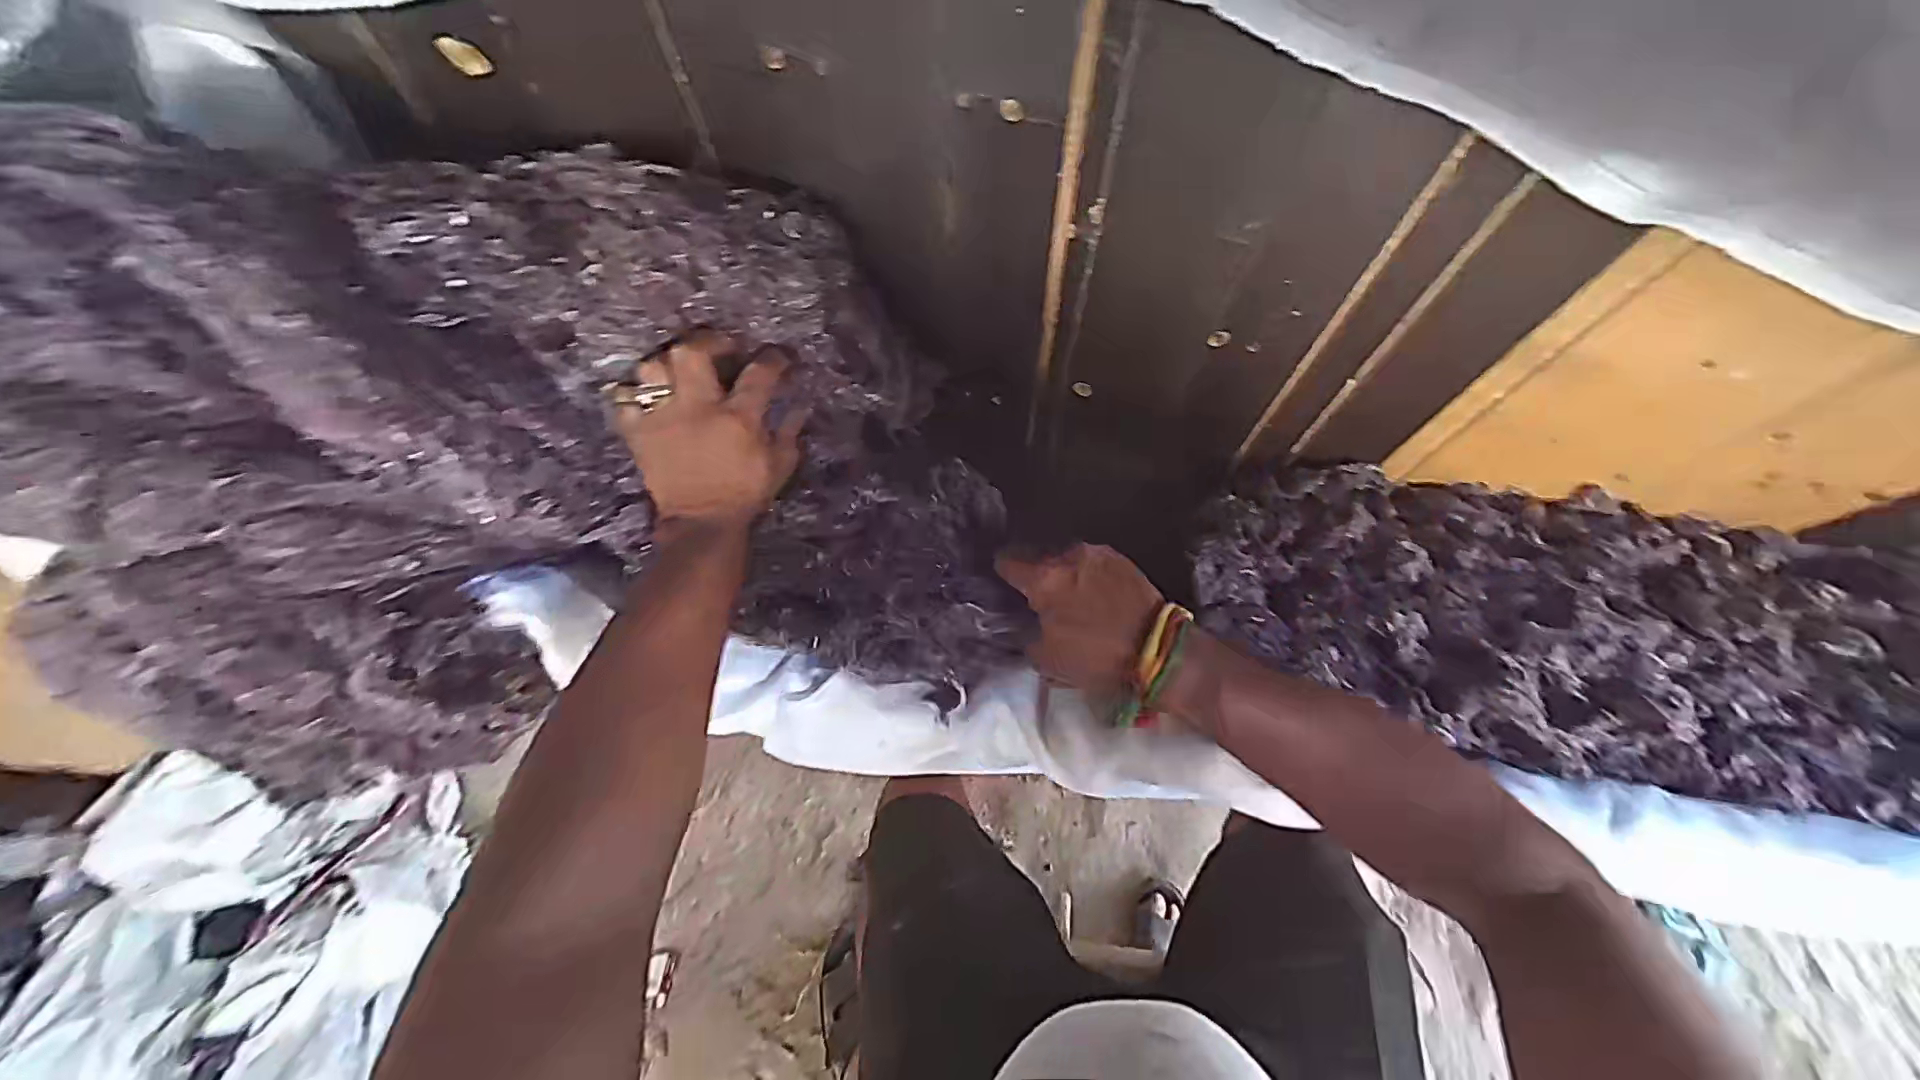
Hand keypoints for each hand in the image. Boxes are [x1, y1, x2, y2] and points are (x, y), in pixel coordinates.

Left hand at [613, 332, 805, 526]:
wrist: (702, 523)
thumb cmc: (745, 494)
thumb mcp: (779, 466)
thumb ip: (789, 432)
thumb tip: (799, 406)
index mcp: (738, 418)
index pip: (759, 374)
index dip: (772, 359)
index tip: (778, 357)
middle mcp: (698, 408)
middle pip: (692, 353)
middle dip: (708, 340)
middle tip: (720, 347)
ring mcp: (663, 418)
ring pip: (653, 367)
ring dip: (668, 364)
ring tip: (680, 371)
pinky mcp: (639, 433)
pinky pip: (624, 399)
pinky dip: (633, 394)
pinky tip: (648, 397)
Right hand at [995, 544, 1163, 696]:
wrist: (1158, 652)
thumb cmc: (1099, 657)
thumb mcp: (1048, 659)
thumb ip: (1028, 634)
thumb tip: (1027, 624)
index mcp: (1045, 580)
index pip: (1008, 562)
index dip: (1002, 573)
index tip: (1004, 580)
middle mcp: (1069, 558)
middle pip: (1039, 559)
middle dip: (1037, 577)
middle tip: (1041, 599)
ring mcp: (1098, 555)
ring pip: (1068, 560)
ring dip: (1065, 575)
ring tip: (1072, 599)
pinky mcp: (1122, 560)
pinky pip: (1093, 563)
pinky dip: (1088, 575)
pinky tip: (1094, 595)